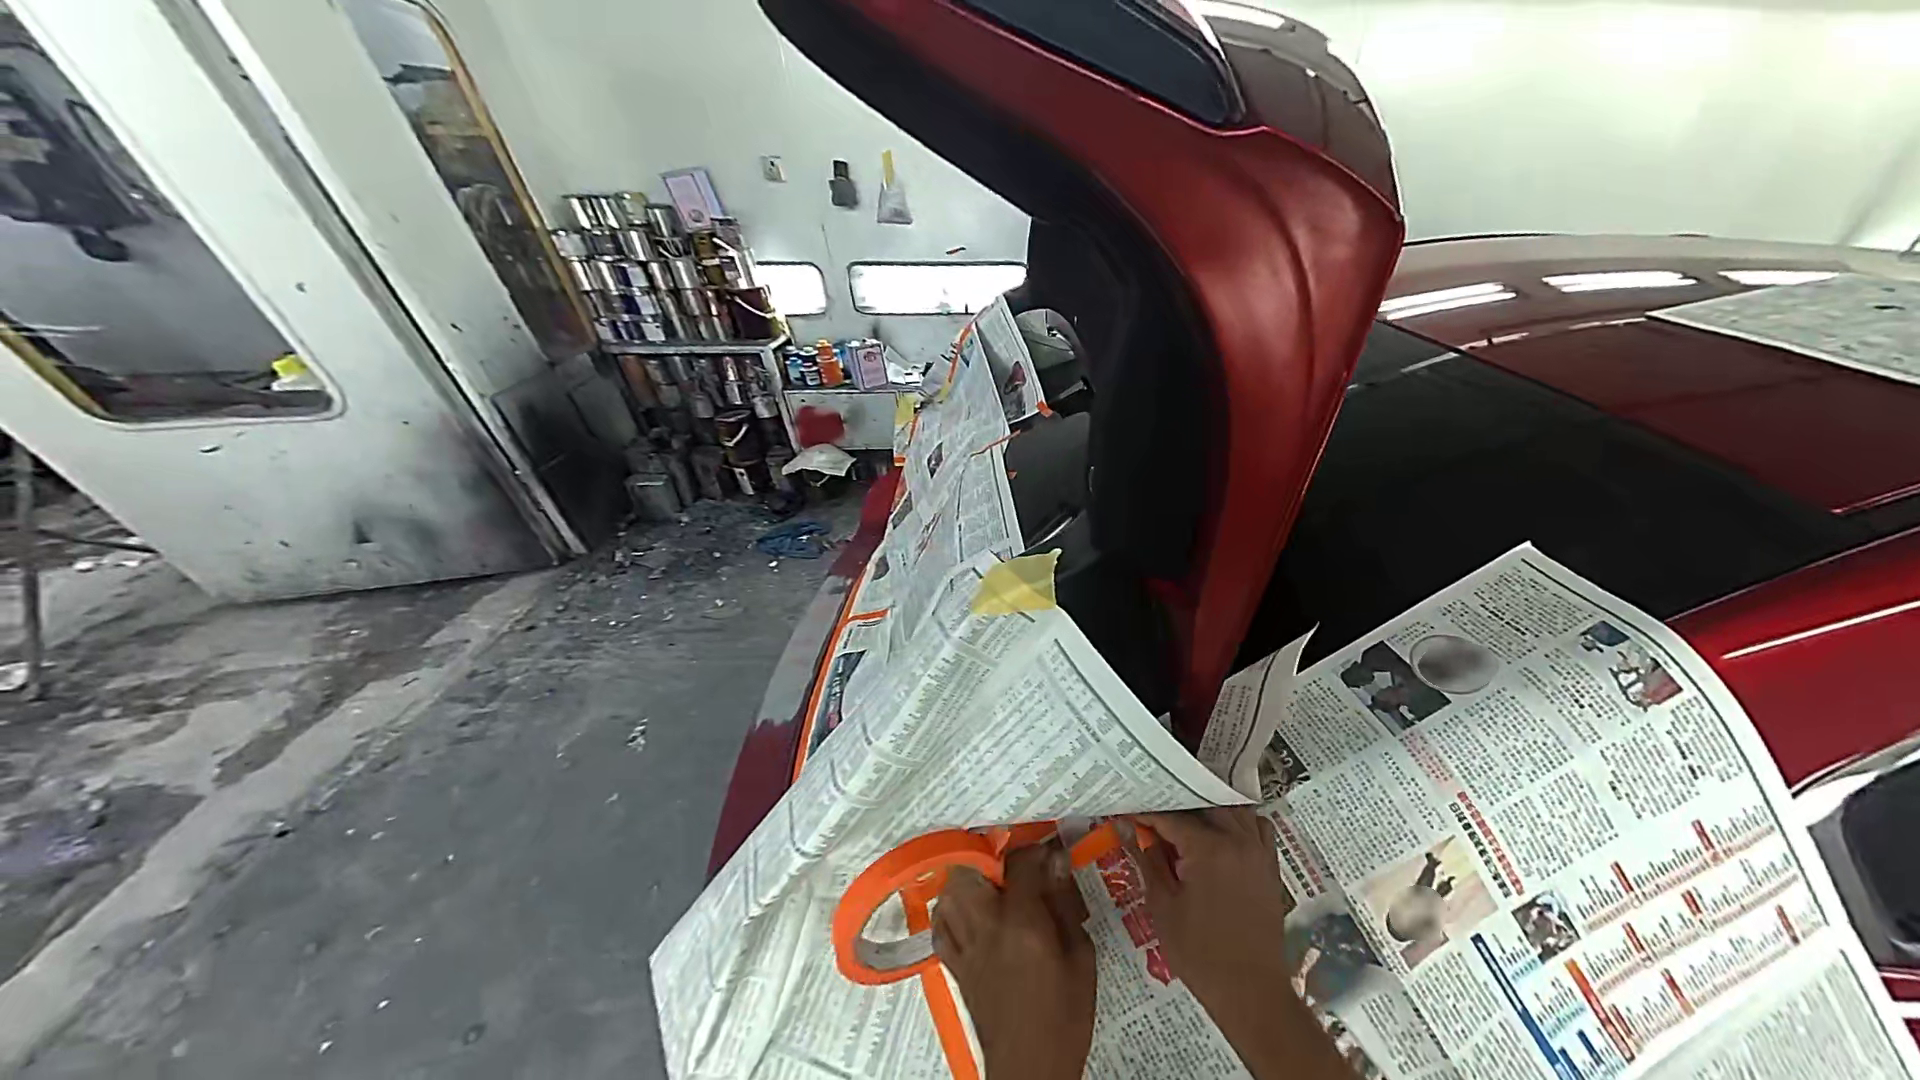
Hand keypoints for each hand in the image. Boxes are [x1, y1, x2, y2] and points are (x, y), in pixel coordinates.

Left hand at [934, 842, 1095, 1079]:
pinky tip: (967, 910)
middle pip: (970, 868)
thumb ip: (1065, 905)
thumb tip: (1056, 862)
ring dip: (968, 878)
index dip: (1036, 849)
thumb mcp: (1082, 958)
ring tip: (990, 881)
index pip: (1021, 864)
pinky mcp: (953, 964)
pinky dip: (950, 909)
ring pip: (949, 891)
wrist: (1030, 1068)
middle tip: (1012, 861)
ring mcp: (964, 945)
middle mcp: (985, 926)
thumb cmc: (1065, 1016)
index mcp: (1022, 924)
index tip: (1050, 850)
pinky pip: (940, 923)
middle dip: (990, 855)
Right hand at [1131, 808, 1348, 1079]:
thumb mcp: (1162, 904)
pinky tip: (1219, 835)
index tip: (1123, 811)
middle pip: (1204, 803)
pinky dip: (1239, 822)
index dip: (1144, 813)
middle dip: (1176, 804)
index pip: (1170, 817)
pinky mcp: (1270, 867)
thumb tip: (1124, 825)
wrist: (1251, 993)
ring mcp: (1259, 853)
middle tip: (1151, 814)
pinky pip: (1258, 828)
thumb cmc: (1199, 952)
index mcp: (1210, 849)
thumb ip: (1146, 858)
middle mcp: (1238, 841)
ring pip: (1234, 809)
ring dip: (1208, 809)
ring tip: (1183, 820)